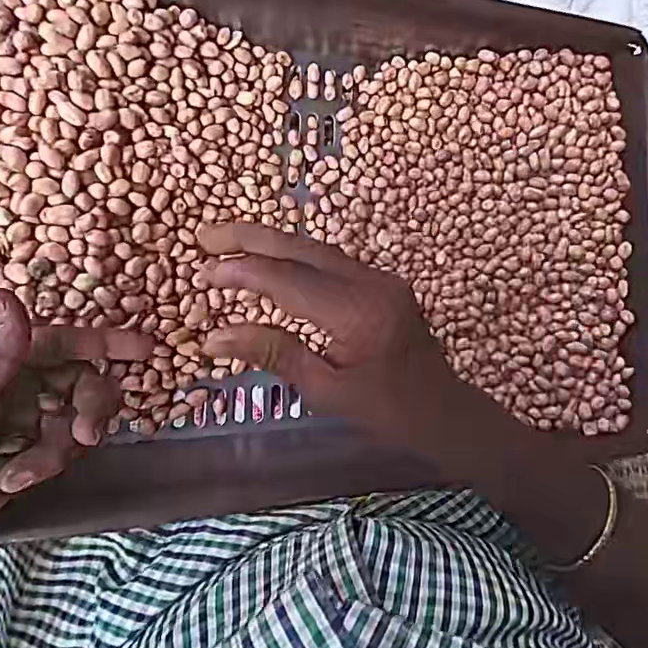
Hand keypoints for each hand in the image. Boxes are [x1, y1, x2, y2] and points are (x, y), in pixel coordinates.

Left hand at [0, 290, 152, 577]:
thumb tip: (4, 294)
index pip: (59, 341)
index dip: (104, 342)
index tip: (143, 348)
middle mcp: (11, 386)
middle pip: (79, 381)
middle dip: (90, 406)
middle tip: (90, 432)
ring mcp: (20, 424)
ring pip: (75, 419)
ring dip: (59, 446)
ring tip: (26, 469)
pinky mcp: (25, 458)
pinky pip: (60, 453)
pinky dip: (44, 467)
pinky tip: (10, 480)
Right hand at [197, 223, 471, 443]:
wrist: (443, 407)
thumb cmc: (385, 410)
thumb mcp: (325, 391)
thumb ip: (274, 354)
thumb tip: (215, 337)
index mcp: (358, 314)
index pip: (290, 280)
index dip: (244, 272)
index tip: (204, 271)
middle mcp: (372, 284)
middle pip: (303, 248)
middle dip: (251, 238)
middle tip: (207, 236)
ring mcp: (380, 278)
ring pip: (316, 249)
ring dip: (271, 243)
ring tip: (228, 242)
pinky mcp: (382, 281)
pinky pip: (330, 261)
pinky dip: (294, 257)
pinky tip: (269, 259)